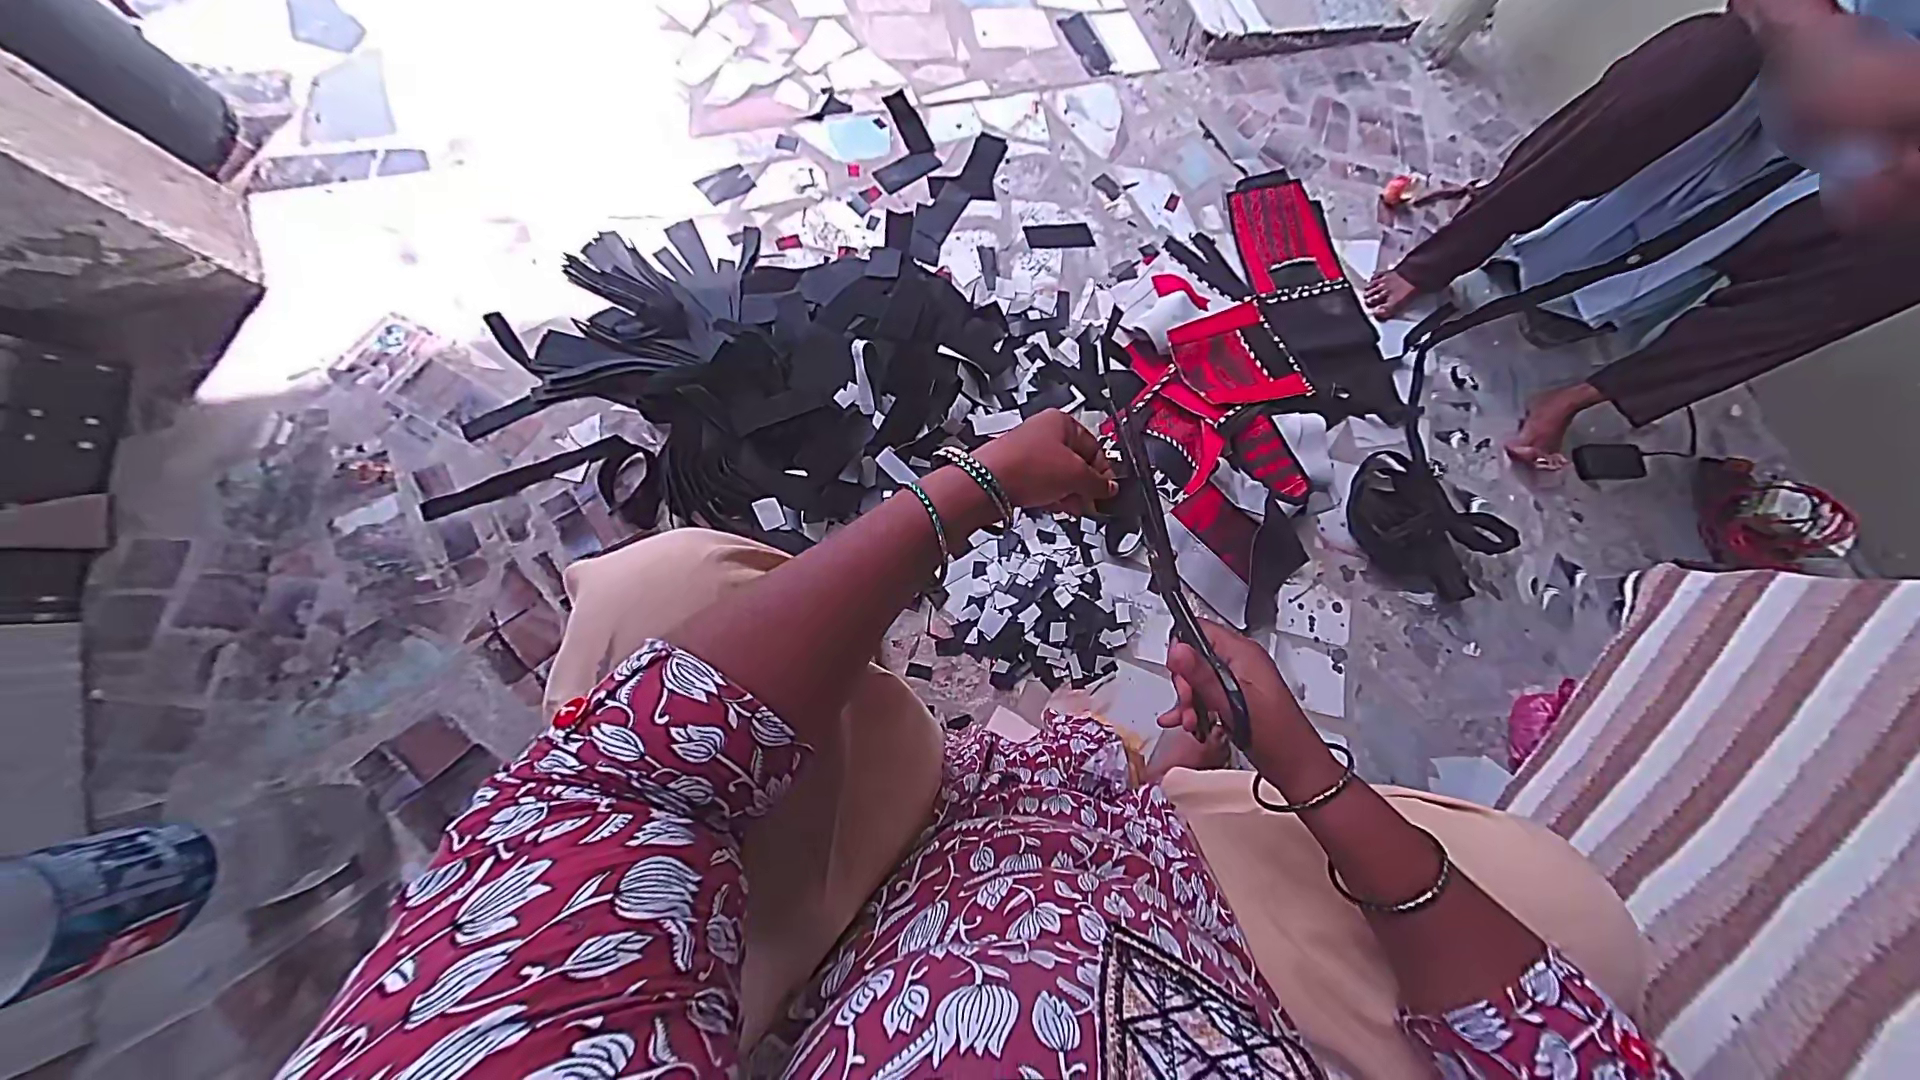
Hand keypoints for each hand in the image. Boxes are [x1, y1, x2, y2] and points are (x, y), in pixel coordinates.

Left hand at [972, 409, 1117, 515]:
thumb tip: (1108, 488)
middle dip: (1084, 485)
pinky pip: (1040, 485)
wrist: (986, 484)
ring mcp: (1027, 453)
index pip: (1095, 446)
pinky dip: (1049, 496)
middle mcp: (1042, 433)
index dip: (1104, 470)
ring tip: (1070, 506)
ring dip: (1067, 493)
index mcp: (1061, 421)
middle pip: (1075, 462)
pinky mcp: (1015, 472)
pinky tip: (1051, 505)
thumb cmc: (1022, 466)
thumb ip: (1098, 483)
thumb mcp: (1075, 475)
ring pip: (1057, 476)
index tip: (1108, 490)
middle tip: (1089, 501)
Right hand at [1156, 620, 1304, 737]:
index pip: (1199, 629)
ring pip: (1198, 676)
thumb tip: (1178, 649)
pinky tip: (1192, 722)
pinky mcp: (1238, 694)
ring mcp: (1240, 678)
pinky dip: (1197, 706)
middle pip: (1195, 655)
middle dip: (1184, 682)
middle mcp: (1242, 661)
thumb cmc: (1277, 738)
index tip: (1180, 676)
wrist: (1298, 768)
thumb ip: (1201, 675)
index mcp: (1243, 654)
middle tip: (1187, 703)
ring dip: (1188, 699)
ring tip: (1191, 720)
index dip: (1181, 651)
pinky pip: (1208, 691)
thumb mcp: (1230, 704)